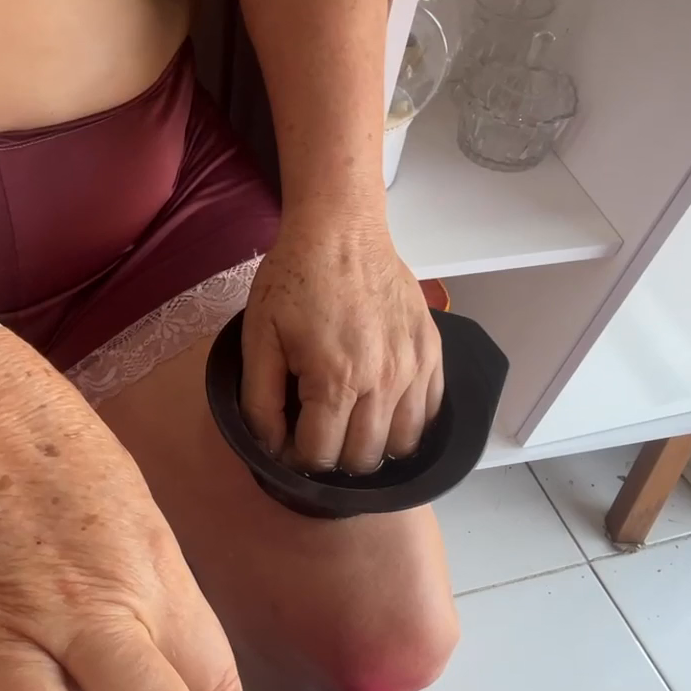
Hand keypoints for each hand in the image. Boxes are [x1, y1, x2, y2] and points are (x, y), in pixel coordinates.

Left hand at [241, 215, 443, 474]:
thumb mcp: (258, 338)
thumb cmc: (294, 280)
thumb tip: (270, 448)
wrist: (341, 231)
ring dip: (372, 446)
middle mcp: (383, 381)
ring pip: (402, 445)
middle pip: (362, 458)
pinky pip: (430, 414)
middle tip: (317, 433)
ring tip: (350, 425)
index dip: (296, 459)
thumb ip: (260, 401)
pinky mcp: (433, 353)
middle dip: (333, 458)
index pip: (319, 456)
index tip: (287, 443)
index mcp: (335, 380)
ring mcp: (414, 368)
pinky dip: (406, 424)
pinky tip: (382, 411)